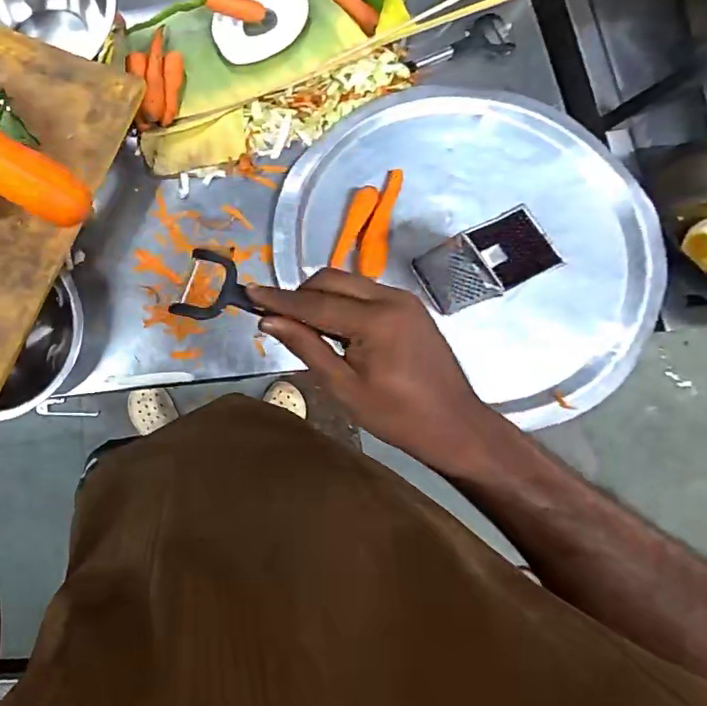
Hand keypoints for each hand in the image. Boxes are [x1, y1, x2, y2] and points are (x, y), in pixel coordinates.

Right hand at [249, 269, 519, 473]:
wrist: (457, 426)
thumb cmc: (398, 417)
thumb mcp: (343, 387)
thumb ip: (306, 347)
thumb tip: (269, 320)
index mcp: (376, 321)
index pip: (314, 302)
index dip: (278, 299)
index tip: (249, 292)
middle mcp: (391, 298)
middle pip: (329, 279)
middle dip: (299, 294)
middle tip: (278, 320)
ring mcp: (403, 299)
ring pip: (346, 282)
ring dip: (319, 296)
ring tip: (304, 327)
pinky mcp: (409, 306)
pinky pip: (363, 292)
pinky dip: (340, 301)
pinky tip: (334, 328)